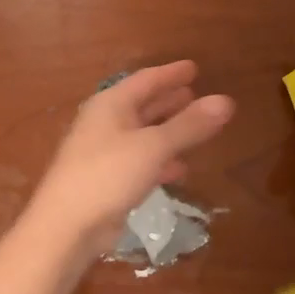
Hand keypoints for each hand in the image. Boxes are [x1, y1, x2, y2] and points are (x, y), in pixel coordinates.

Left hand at [23, 60, 234, 257]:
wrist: (67, 225)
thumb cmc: (108, 174)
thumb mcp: (153, 147)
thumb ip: (189, 126)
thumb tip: (226, 101)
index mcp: (111, 105)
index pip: (145, 79)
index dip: (171, 73)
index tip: (194, 68)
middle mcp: (105, 123)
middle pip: (142, 106)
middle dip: (169, 101)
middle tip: (195, 94)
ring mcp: (104, 153)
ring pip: (143, 135)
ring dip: (167, 131)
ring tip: (196, 128)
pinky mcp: (108, 181)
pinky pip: (140, 162)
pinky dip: (160, 161)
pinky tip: (179, 168)